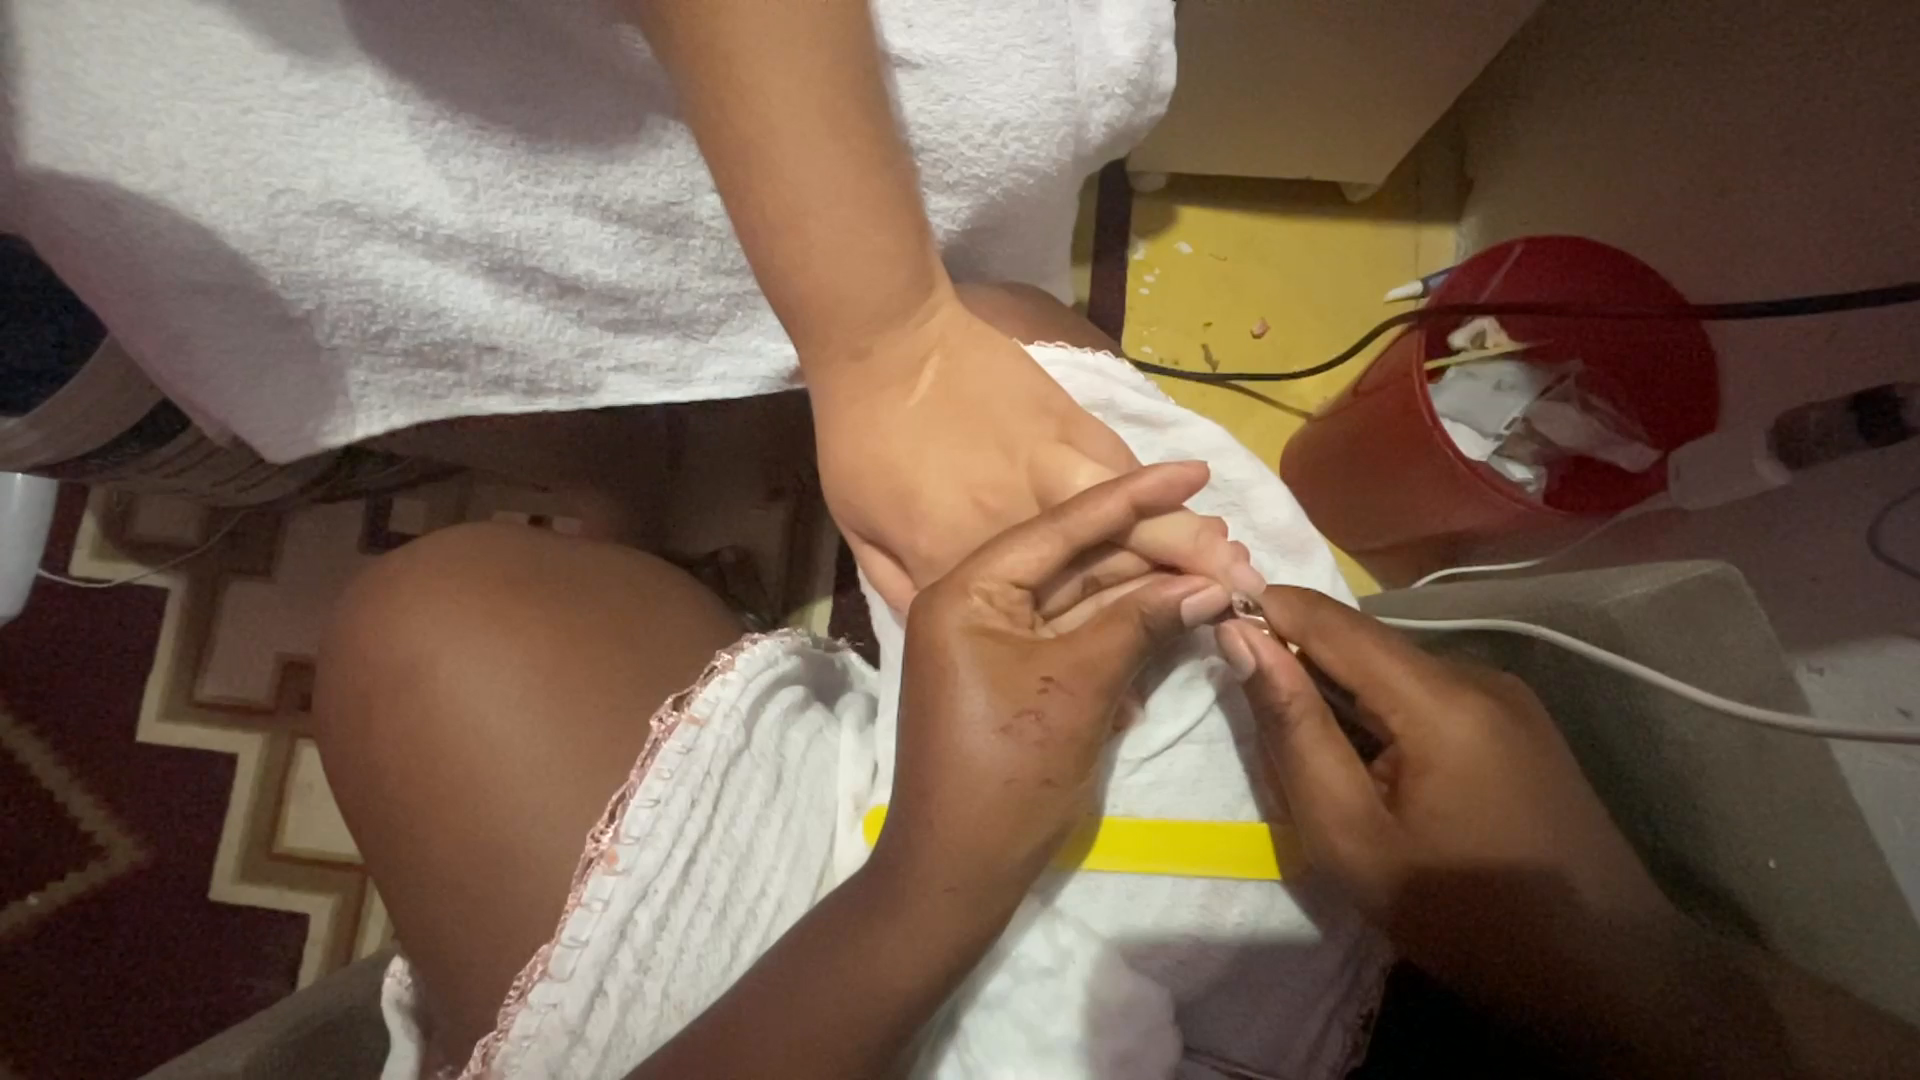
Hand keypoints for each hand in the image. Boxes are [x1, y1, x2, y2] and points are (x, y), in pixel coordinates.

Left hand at [810, 299, 1260, 612]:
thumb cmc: (861, 441)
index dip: (1097, 655)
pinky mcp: (1069, 427)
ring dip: (1184, 542)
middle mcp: (1020, 520)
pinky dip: (1154, 497)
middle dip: (1173, 588)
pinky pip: (1119, 471)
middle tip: (1233, 608)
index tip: (1141, 698)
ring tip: (1233, 563)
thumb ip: (903, 588)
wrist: (883, 339)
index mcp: (962, 557)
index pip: (1040, 618)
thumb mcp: (860, 531)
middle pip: (1109, 566)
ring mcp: (1050, 470)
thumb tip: (958, 634)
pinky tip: (1189, 508)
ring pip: (1128, 521)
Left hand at [875, 462, 1233, 900]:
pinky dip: (1123, 629)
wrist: (958, 868)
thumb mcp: (1077, 686)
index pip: (1063, 527)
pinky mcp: (1019, 670)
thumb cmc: (1006, 771)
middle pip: (1077, 560)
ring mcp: (998, 637)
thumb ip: (1139, 623)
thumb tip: (1209, 585)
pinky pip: (1076, 634)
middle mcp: (978, 599)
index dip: (1134, 496)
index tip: (1196, 469)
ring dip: (1145, 591)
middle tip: (1226, 546)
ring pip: (1082, 598)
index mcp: (969, 587)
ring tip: (1216, 577)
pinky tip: (1177, 615)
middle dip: (1151, 554)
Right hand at [1214, 588, 1672, 994]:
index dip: (1267, 608)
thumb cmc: (1461, 915)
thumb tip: (1241, 640)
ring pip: (1390, 666)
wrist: (1610, 982)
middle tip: (1251, 704)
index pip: (1331, 621)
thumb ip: (1292, 727)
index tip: (1212, 615)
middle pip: (1362, 642)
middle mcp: (1477, 674)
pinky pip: (1421, 690)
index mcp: (1440, 699)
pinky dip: (1375, 707)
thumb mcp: (1348, 832)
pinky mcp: (1515, 720)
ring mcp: (1505, 696)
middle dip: (1298, 657)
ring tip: (1306, 742)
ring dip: (1336, 687)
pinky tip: (1366, 757)